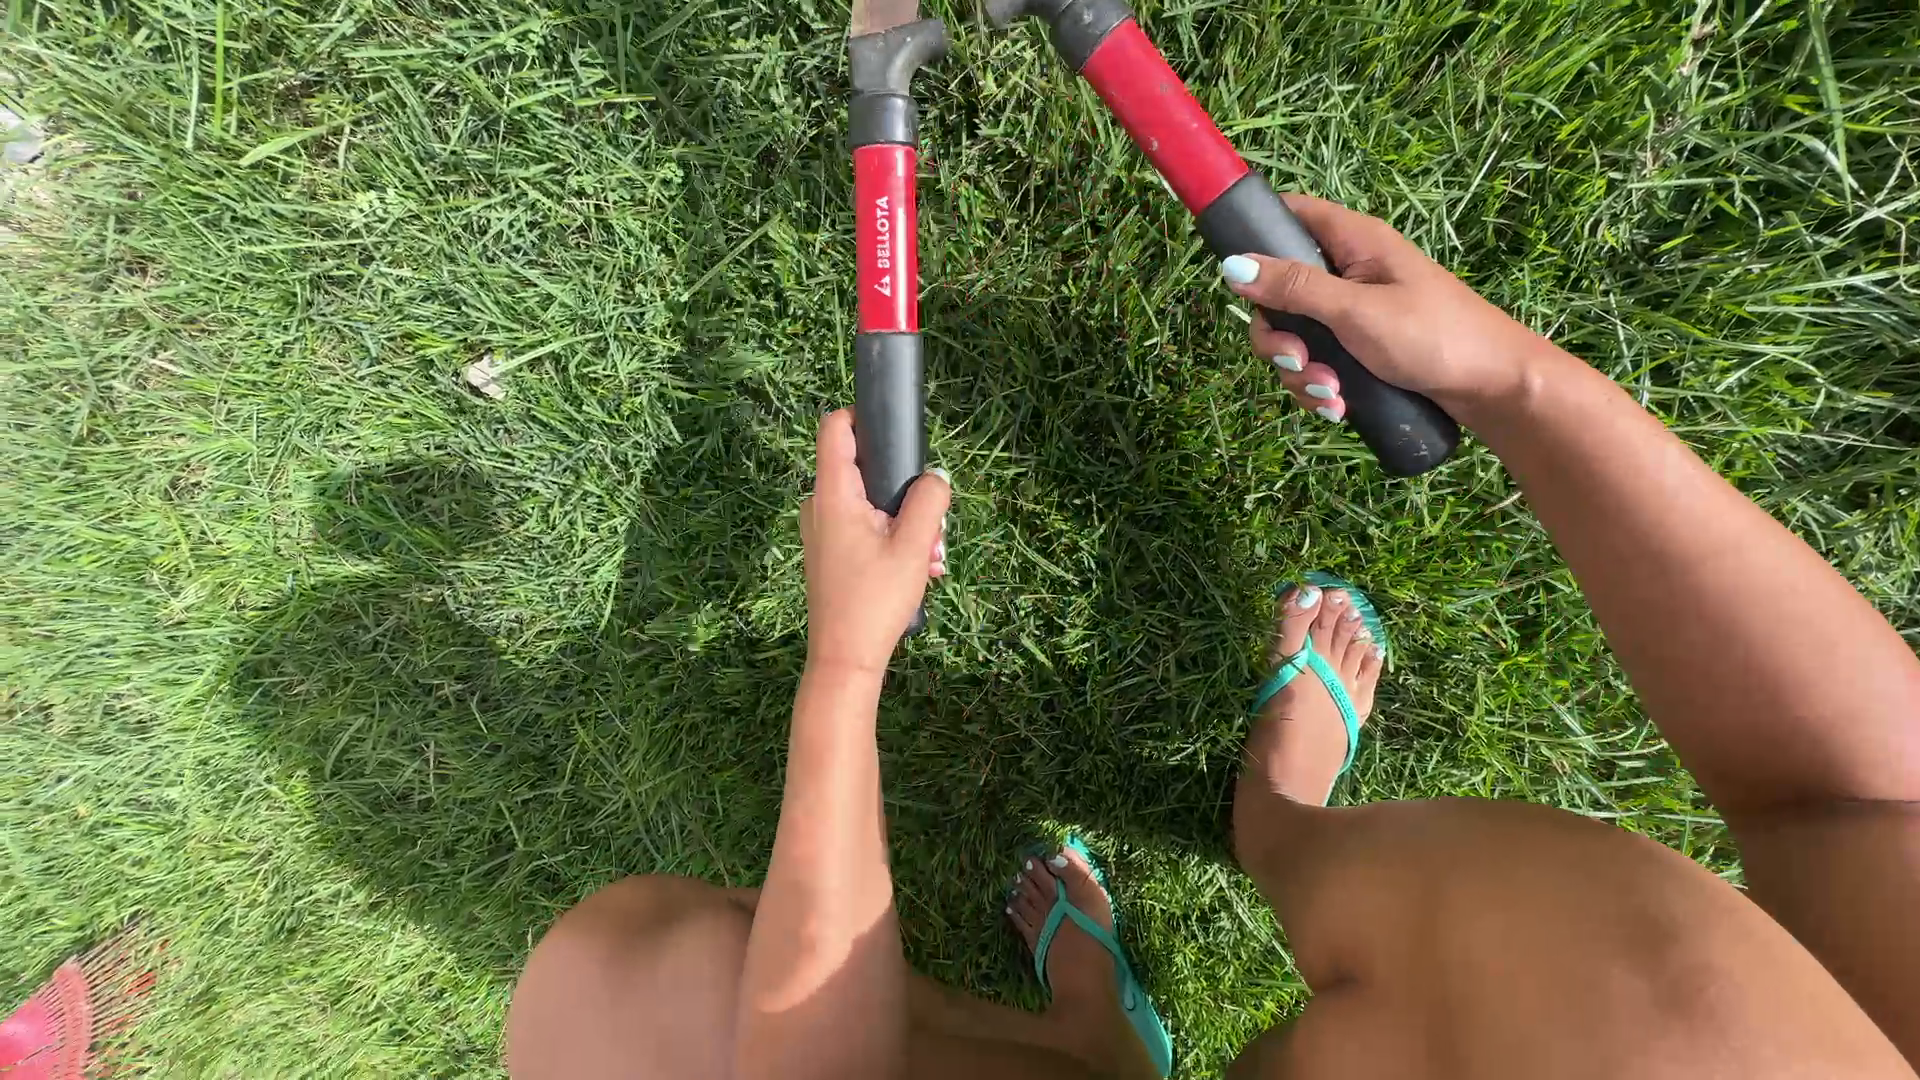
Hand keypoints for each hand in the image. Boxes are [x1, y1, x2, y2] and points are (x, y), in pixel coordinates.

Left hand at [799, 408, 949, 675]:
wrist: (845, 659)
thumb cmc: (875, 599)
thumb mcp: (913, 546)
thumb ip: (928, 502)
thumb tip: (936, 477)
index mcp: (832, 495)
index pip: (835, 428)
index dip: (863, 418)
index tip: (898, 436)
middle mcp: (820, 506)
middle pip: (865, 471)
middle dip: (907, 494)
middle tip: (934, 531)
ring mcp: (822, 531)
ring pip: (872, 505)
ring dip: (907, 525)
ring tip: (931, 560)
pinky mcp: (830, 553)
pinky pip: (865, 530)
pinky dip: (893, 542)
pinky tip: (919, 572)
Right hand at [1220, 193, 1567, 427]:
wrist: (1490, 387)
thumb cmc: (1433, 336)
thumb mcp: (1355, 310)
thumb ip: (1294, 288)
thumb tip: (1233, 266)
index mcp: (1351, 244)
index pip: (1289, 217)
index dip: (1255, 237)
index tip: (1233, 274)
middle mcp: (1345, 273)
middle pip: (1277, 295)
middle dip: (1278, 339)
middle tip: (1299, 361)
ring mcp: (1348, 313)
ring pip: (1292, 338)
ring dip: (1300, 373)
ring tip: (1332, 394)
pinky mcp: (1354, 349)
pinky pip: (1314, 364)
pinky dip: (1318, 388)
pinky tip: (1337, 406)